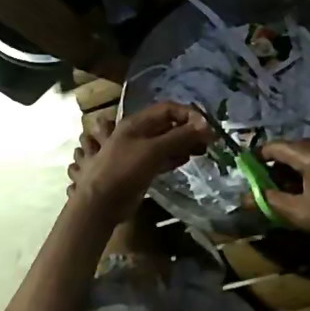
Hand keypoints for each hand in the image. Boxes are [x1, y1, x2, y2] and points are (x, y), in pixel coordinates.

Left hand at [68, 103, 214, 221]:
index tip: (207, 126)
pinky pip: (161, 158)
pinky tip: (185, 160)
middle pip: (167, 125)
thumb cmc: (124, 170)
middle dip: (188, 130)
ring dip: (183, 144)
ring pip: (165, 142)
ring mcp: (138, 151)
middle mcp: (138, 133)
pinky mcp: (140, 169)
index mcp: (137, 123)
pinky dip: (174, 157)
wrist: (101, 201)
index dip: (188, 114)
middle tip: (207, 141)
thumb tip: (206, 126)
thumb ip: (180, 136)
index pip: (167, 109)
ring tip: (201, 150)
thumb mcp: (153, 150)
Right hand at [258, 139, 309, 249]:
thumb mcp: (299, 213)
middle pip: (290, 149)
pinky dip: (305, 173)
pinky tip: (303, 191)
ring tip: (279, 189)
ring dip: (290, 169)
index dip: (257, 158)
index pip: (275, 147)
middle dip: (273, 164)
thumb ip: (271, 201)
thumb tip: (248, 196)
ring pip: (305, 156)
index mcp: (309, 154)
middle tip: (261, 183)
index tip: (246, 173)